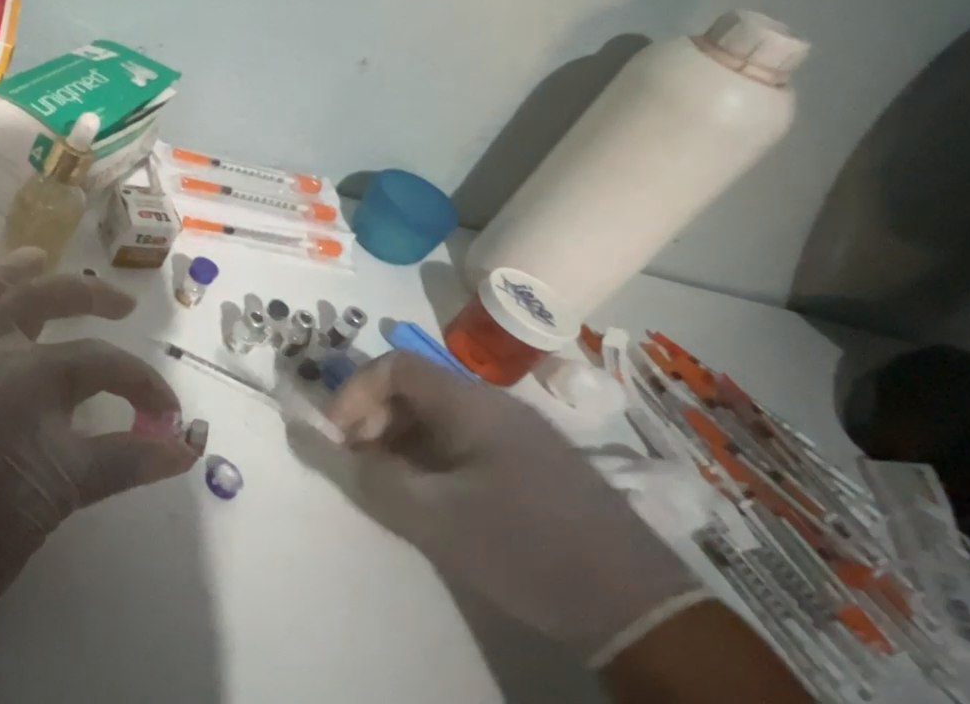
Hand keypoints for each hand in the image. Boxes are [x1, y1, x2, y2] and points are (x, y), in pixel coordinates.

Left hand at [0, 249, 202, 660]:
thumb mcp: (58, 495)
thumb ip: (122, 462)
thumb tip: (183, 448)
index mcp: (25, 372)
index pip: (100, 364)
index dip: (142, 387)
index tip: (171, 421)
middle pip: (37, 301)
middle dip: (83, 295)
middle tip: (119, 302)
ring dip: (3, 275)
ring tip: (32, 258)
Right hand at [327, 352, 706, 667]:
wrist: (634, 604)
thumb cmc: (524, 548)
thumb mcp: (434, 518)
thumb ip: (374, 478)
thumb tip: (335, 450)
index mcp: (472, 404)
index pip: (396, 365)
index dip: (355, 392)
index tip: (337, 438)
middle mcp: (496, 406)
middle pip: (417, 389)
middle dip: (375, 419)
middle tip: (360, 466)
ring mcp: (520, 436)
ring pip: (441, 418)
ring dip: (402, 443)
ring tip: (392, 488)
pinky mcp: (535, 466)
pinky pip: (466, 444)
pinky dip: (433, 460)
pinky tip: (434, 501)